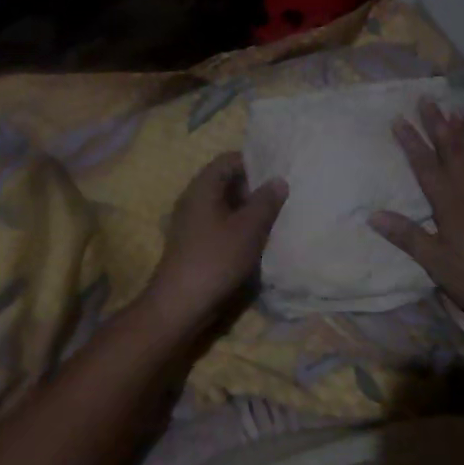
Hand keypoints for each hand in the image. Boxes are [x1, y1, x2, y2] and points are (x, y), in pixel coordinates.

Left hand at [139, 151, 287, 333]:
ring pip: (225, 205)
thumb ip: (266, 201)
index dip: (254, 161)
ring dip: (248, 209)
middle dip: (254, 187)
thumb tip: (278, 180)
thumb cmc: (216, 259)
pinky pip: (220, 225)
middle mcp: (193, 200)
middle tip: (282, 195)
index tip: (279, 170)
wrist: (181, 304)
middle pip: (226, 182)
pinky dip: (239, 227)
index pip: (228, 160)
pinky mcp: (195, 244)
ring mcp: (192, 223)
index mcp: (202, 188)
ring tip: (276, 216)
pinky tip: (258, 238)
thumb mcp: (249, 228)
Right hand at [370, 98, 463, 340]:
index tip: (399, 118)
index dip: (411, 142)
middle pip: (454, 151)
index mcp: (451, 203)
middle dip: (439, 125)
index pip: (425, 166)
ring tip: (459, 115)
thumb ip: (408, 236)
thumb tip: (373, 215)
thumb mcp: (438, 263)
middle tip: (429, 100)